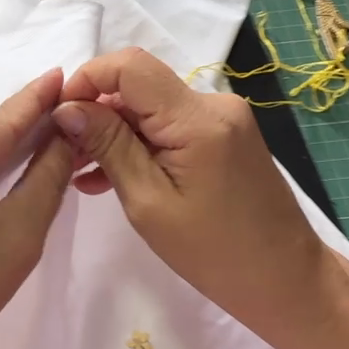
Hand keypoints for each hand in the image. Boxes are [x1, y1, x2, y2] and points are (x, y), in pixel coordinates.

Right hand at [53, 49, 348, 348]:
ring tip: (81, 169)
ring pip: (149, 105)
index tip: (60, 116)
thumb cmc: (215, 254)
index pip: (130, 65)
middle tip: (64, 151)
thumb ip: (108, 146)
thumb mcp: (148, 202)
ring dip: (112, 130)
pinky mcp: (223, 133)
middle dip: (95, 109)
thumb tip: (66, 108)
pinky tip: (109, 174)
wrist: (288, 282)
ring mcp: (221, 117)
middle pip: (138, 84)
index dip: (87, 79)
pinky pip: (168, 123)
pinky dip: (138, 142)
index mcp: (198, 118)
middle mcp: (213, 103)